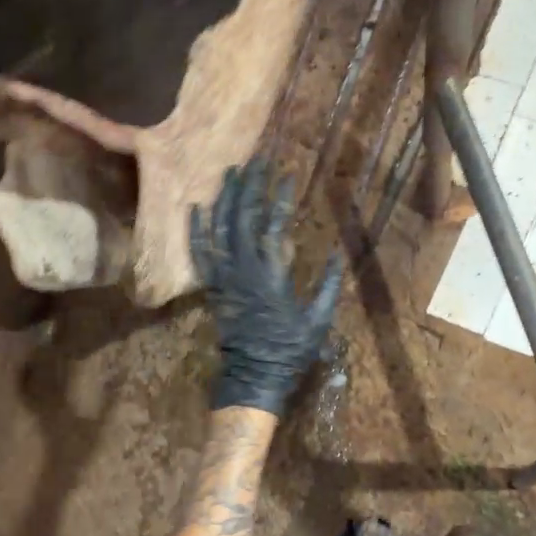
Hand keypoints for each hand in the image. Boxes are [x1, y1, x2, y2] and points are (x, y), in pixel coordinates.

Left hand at [192, 159, 342, 415]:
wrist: (253, 375)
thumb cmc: (290, 350)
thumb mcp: (318, 321)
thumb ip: (329, 286)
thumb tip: (339, 255)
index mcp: (272, 276)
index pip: (274, 225)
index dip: (280, 196)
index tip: (288, 173)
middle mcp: (243, 270)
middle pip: (242, 217)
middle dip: (250, 185)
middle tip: (258, 160)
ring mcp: (224, 278)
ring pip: (219, 228)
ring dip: (225, 197)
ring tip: (232, 171)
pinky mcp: (213, 287)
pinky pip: (200, 253)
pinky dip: (196, 228)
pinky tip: (197, 206)